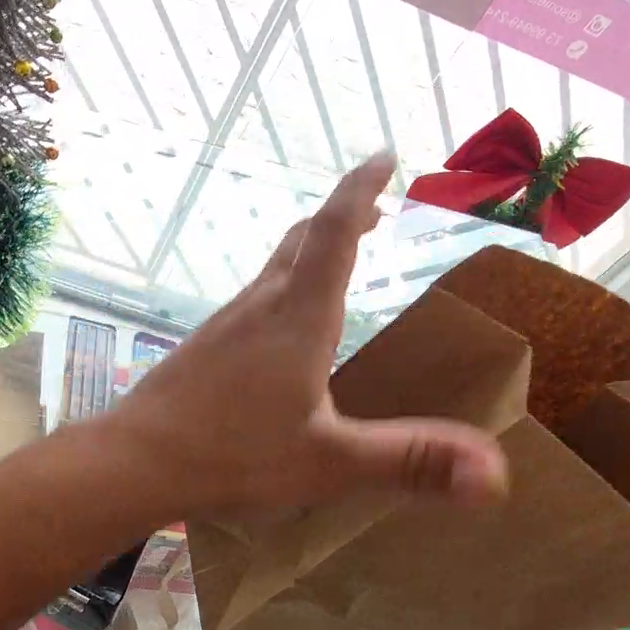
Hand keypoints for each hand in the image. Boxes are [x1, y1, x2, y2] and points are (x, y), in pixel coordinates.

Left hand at [96, 153, 506, 519]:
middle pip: (301, 241)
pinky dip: (282, 292)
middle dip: (342, 217)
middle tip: (374, 209)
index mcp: (298, 316)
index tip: (386, 154)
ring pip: (273, 271)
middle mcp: (259, 306)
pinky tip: (281, 334)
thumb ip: (409, 461)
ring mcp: (224, 325)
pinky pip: (252, 303)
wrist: (133, 461)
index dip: (362, 187)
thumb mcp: (329, 462)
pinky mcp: (202, 349)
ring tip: (337, 265)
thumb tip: (496, 474)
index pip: (335, 230)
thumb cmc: (231, 454)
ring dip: (309, 253)